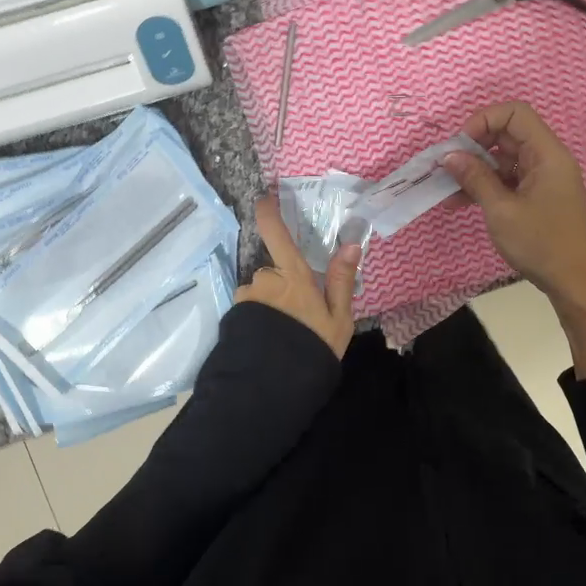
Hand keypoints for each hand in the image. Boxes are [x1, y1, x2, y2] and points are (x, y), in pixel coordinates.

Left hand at [236, 197, 361, 357]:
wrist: (274, 384)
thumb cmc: (313, 349)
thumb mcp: (339, 320)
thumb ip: (342, 281)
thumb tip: (351, 245)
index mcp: (294, 276)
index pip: (277, 235)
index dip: (268, 213)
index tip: (264, 200)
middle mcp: (265, 279)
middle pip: (273, 272)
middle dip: (283, 287)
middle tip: (299, 317)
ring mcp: (247, 297)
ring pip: (260, 292)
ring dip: (269, 304)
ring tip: (283, 333)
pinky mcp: (234, 315)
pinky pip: (249, 309)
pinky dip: (257, 318)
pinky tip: (268, 340)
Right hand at [440, 102, 585, 298]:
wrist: (573, 281)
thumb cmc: (540, 243)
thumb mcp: (501, 210)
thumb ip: (475, 178)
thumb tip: (449, 155)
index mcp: (547, 154)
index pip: (515, 114)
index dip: (484, 120)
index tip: (460, 144)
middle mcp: (547, 160)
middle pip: (507, 135)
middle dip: (474, 146)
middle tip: (446, 166)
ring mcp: (543, 179)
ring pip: (503, 159)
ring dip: (475, 170)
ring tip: (446, 188)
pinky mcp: (537, 197)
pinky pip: (507, 180)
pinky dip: (485, 186)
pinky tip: (459, 201)